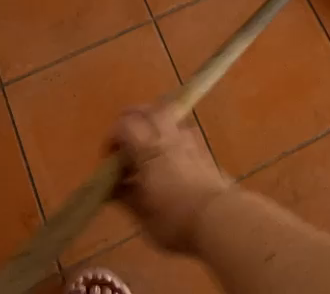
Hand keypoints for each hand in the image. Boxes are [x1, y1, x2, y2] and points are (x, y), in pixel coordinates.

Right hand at [108, 105, 232, 253]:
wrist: (220, 217)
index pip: (125, 125)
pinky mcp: (203, 148)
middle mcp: (167, 136)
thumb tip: (110, 187)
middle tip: (125, 140)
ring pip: (167, 114)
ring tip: (148, 142)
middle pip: (147, 110)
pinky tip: (172, 152)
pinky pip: (184, 129)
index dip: (112, 136)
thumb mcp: (143, 215)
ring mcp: (188, 139)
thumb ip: (125, 197)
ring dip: (153, 121)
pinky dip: (173, 133)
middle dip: (131, 119)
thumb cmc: (176, 219)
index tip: (109, 157)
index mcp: (148, 150)